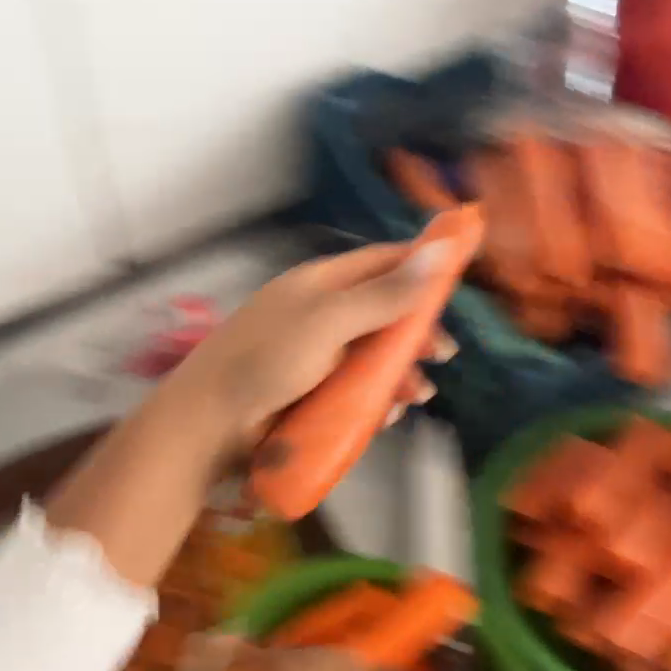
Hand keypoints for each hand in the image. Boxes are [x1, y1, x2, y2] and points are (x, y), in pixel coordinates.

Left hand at [169, 243, 454, 440]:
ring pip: (371, 360)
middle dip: (414, 334)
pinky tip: (385, 416)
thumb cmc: (267, 360)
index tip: (459, 282)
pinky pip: (352, 393)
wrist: (210, 422)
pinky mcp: (308, 396)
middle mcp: (318, 316)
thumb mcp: (329, 321)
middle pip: (382, 315)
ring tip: (417, 396)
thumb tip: (441, 248)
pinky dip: (372, 401)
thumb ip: (384, 293)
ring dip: (398, 375)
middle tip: (443, 355)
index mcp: (319, 285)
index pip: (381, 263)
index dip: (421, 268)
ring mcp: (312, 358)